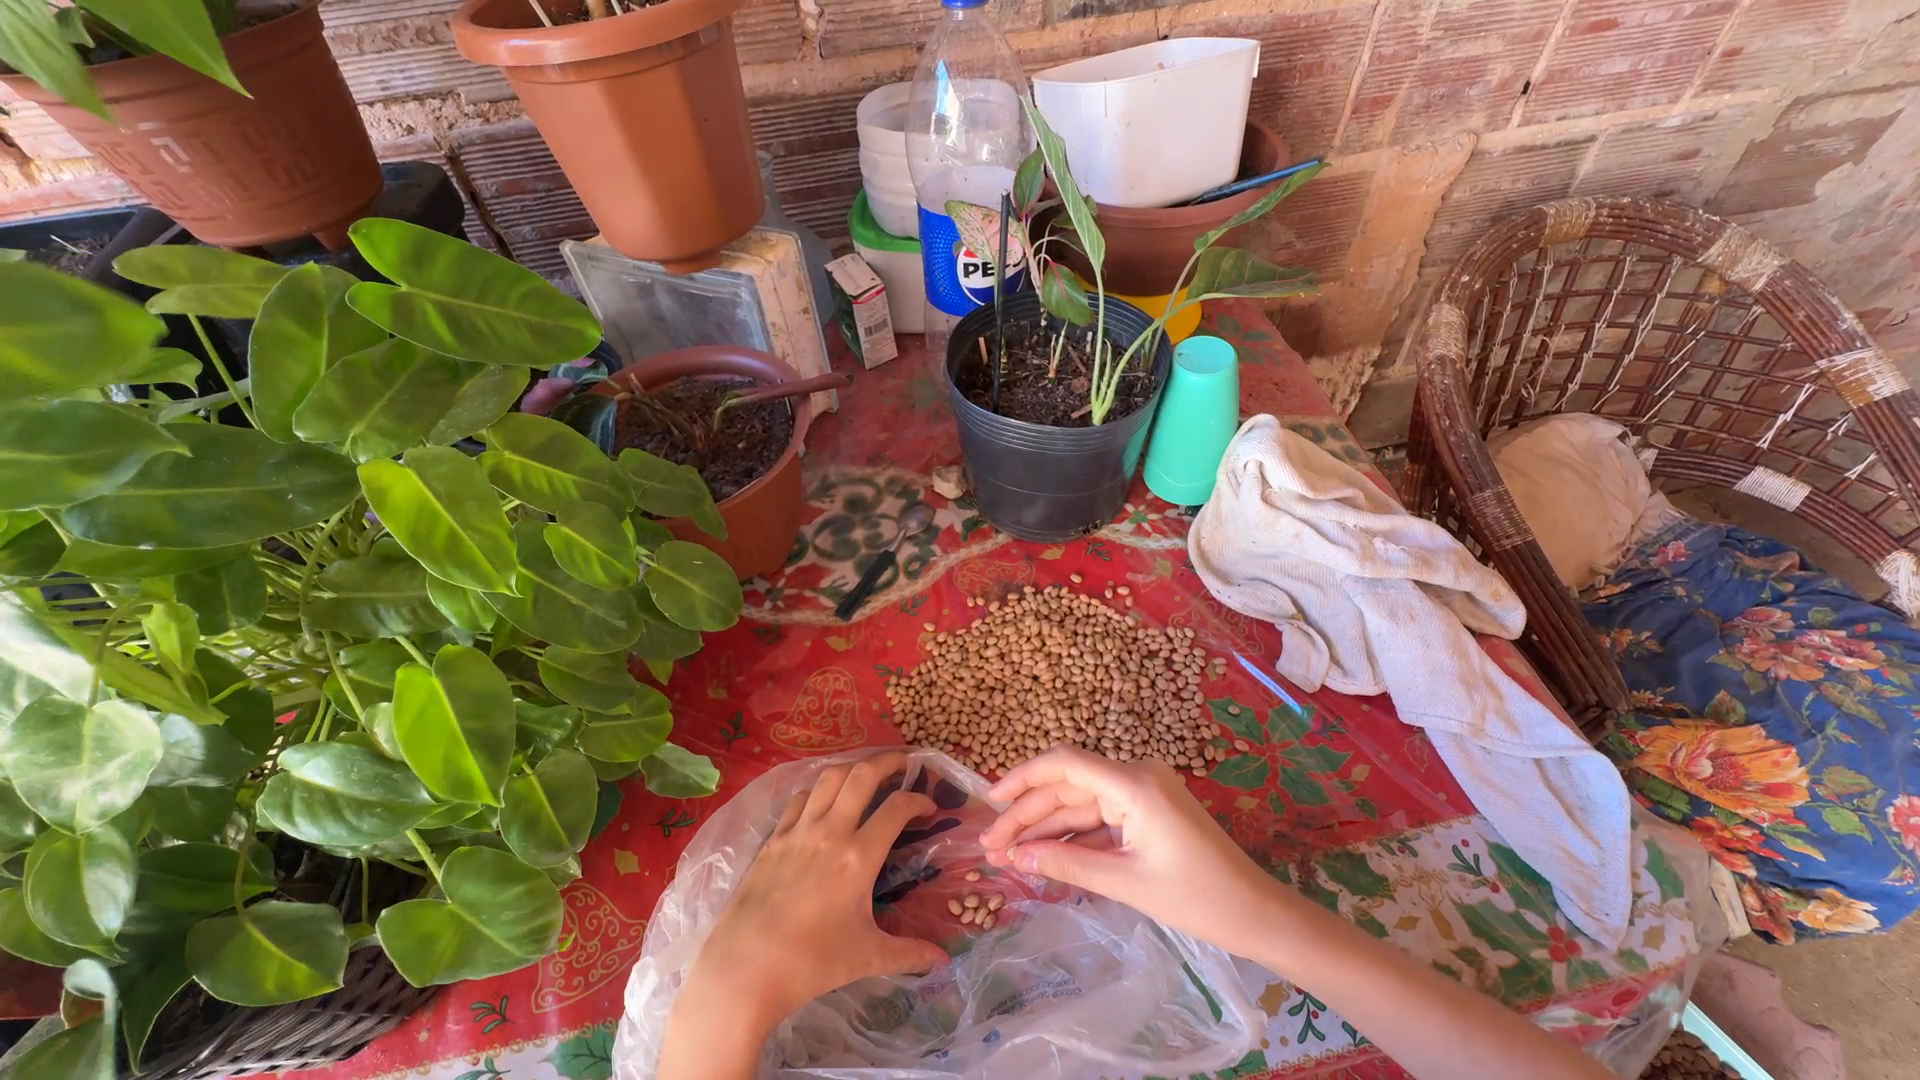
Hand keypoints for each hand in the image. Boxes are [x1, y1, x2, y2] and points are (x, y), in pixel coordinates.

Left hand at [672, 753, 948, 1037]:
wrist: (745, 968)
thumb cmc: (811, 963)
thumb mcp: (868, 958)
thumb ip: (910, 953)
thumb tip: (944, 959)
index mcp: (858, 856)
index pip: (897, 808)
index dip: (919, 800)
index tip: (930, 807)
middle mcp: (830, 831)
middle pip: (862, 775)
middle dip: (889, 761)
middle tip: (905, 763)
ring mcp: (798, 831)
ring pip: (829, 777)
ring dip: (853, 768)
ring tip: (867, 774)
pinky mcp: (774, 839)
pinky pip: (801, 798)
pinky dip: (820, 790)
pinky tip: (825, 802)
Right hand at [979, 746, 1290, 949]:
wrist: (1256, 914)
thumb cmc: (1196, 898)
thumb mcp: (1125, 883)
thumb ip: (1067, 865)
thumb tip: (1015, 859)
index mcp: (1135, 783)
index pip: (1064, 764)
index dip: (1022, 779)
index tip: (989, 801)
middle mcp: (1136, 776)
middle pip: (1067, 786)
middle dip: (1026, 816)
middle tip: (989, 847)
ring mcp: (1142, 792)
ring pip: (1079, 803)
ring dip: (1044, 829)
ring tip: (1006, 856)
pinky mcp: (1146, 811)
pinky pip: (1098, 817)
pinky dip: (1071, 836)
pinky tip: (1041, 856)